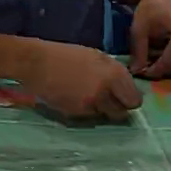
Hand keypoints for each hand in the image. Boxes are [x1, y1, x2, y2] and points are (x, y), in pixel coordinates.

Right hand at [19, 41, 142, 120]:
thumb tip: (125, 86)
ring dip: (100, 108)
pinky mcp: (75, 114)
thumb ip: (113, 72)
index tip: (123, 96)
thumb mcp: (96, 56)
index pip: (134, 100)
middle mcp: (105, 93)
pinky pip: (87, 115)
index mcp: (114, 75)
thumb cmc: (66, 55)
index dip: (129, 98)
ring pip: (103, 115)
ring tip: (87, 95)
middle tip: (108, 100)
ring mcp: (90, 105)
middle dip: (117, 107)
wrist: (37, 63)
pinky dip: (84, 109)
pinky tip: (74, 97)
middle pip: (121, 112)